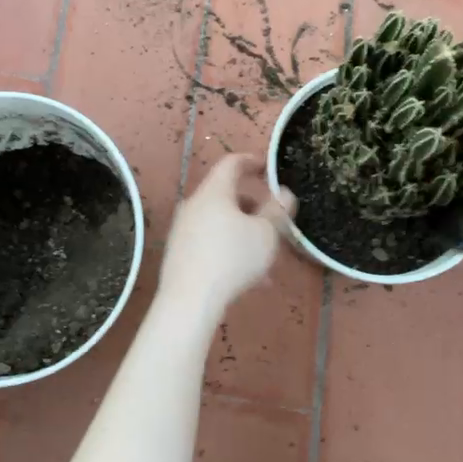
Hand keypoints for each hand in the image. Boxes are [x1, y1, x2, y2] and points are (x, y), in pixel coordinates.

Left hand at [157, 154, 294, 321]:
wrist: (189, 300)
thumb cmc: (232, 259)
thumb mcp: (266, 234)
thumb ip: (277, 210)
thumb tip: (283, 193)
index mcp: (214, 192)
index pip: (231, 163)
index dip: (252, 161)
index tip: (268, 168)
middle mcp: (194, 205)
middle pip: (226, 196)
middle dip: (252, 207)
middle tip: (273, 222)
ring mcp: (183, 229)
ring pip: (220, 223)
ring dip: (244, 234)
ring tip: (265, 260)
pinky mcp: (179, 253)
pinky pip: (210, 243)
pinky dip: (230, 250)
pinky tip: (249, 279)